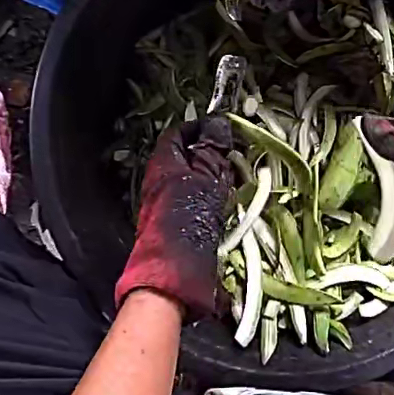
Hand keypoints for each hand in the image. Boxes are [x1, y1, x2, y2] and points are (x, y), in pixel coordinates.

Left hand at [115, 118, 240, 317]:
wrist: (175, 272)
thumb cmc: (188, 220)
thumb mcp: (207, 177)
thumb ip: (213, 148)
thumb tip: (219, 122)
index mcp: (162, 162)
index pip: (179, 131)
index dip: (201, 126)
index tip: (223, 128)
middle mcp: (158, 179)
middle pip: (185, 154)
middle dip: (210, 150)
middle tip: (234, 152)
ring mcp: (164, 201)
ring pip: (191, 176)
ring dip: (212, 173)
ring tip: (235, 174)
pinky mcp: (173, 220)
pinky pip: (193, 196)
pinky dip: (210, 192)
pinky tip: (226, 198)